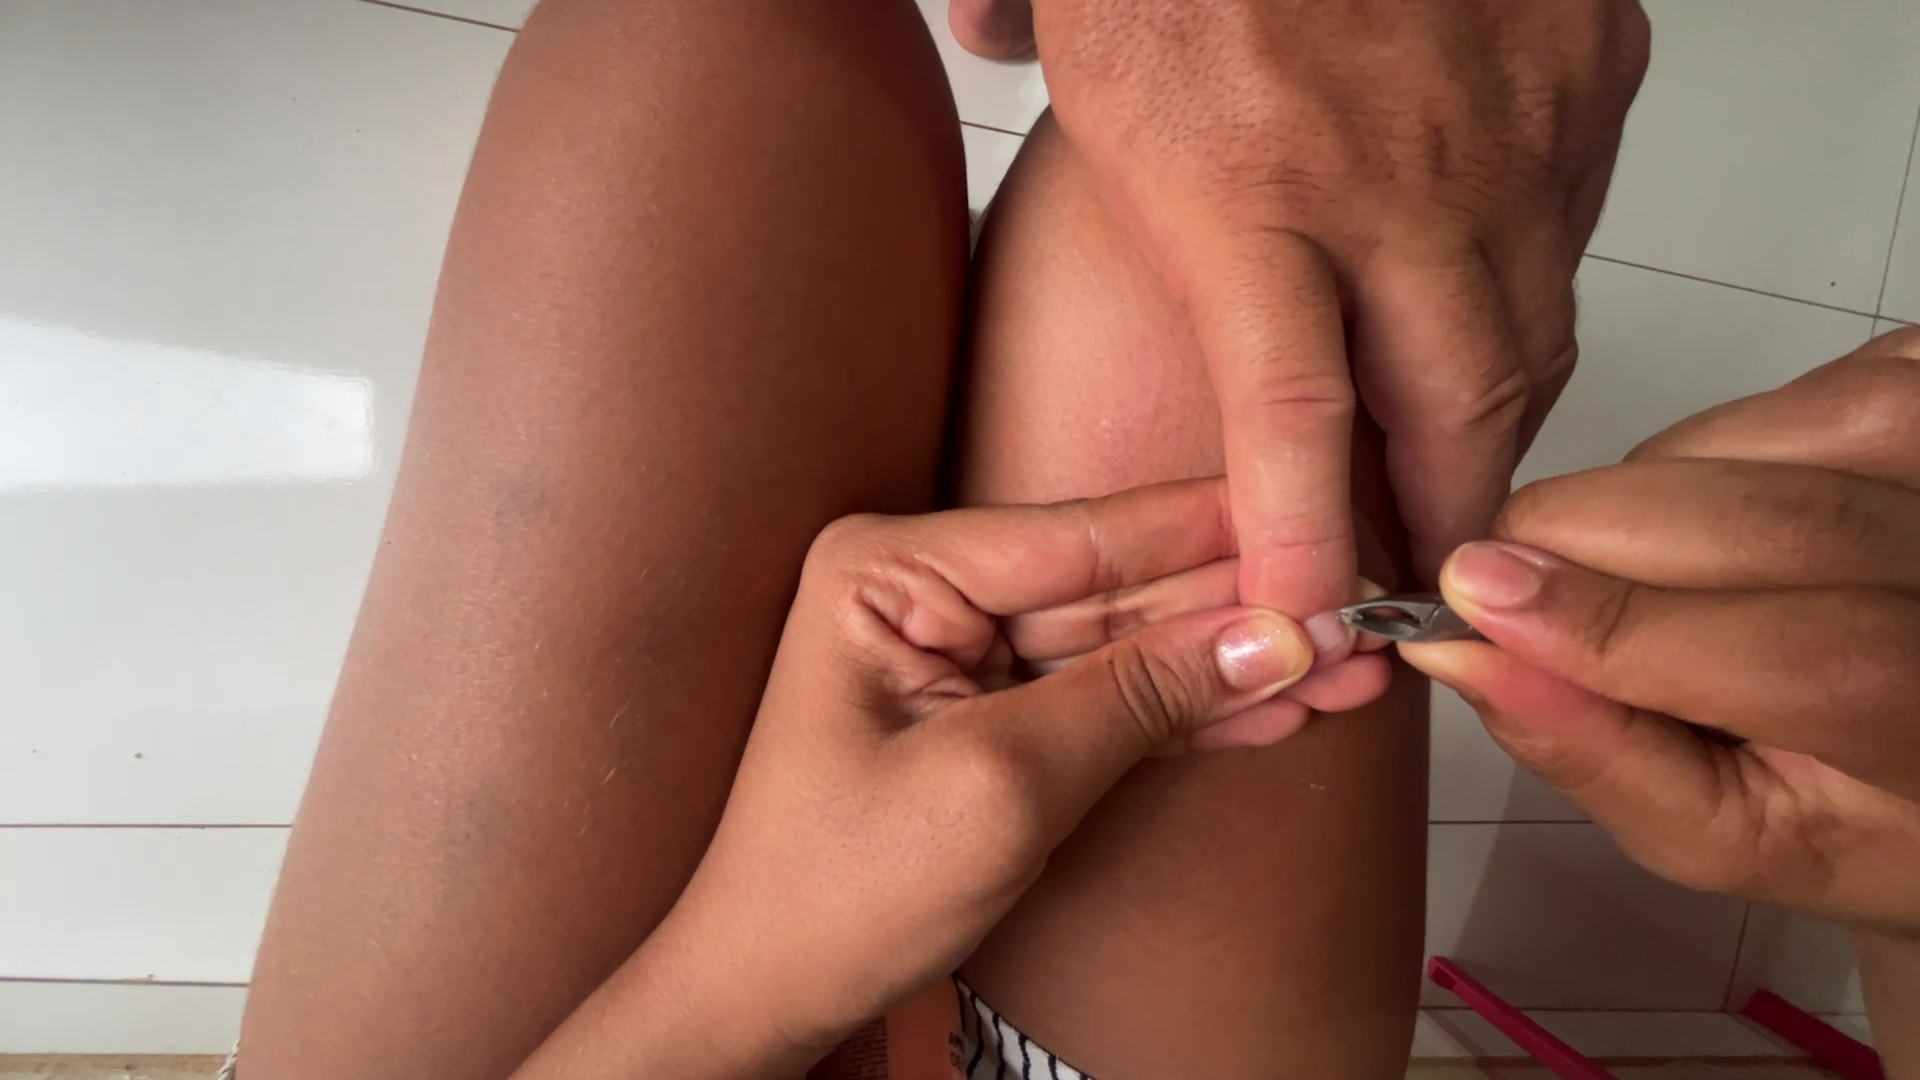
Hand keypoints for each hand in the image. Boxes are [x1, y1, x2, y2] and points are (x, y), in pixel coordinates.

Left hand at [530, 479, 1387, 1079]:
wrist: (777, 983)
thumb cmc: (841, 884)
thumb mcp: (1000, 781)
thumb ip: (1136, 697)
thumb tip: (1270, 635)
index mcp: (893, 568)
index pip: (1078, 535)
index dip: (1205, 537)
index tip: (1318, 532)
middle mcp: (929, 587)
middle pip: (1111, 586)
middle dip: (1234, 608)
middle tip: (1359, 608)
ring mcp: (966, 645)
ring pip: (1123, 643)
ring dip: (1230, 661)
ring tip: (1347, 663)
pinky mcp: (997, 704)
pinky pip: (1106, 695)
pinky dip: (1188, 709)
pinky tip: (1274, 704)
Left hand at [956, 0, 1648, 614]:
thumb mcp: (1087, 58)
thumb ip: (1049, 126)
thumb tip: (981, 65)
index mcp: (1251, 195)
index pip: (1290, 420)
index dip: (1304, 544)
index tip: (1305, 619)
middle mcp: (1394, 181)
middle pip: (1443, 413)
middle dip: (1429, 522)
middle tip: (1403, 590)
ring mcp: (1502, 129)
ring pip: (1521, 345)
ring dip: (1481, 440)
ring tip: (1438, 498)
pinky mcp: (1575, 74)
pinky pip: (1562, 251)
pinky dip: (1519, 329)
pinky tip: (1476, 359)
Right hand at [1399, 331, 1919, 936]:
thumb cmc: (1833, 811)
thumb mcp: (1706, 831)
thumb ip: (1580, 746)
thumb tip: (1449, 650)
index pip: (1810, 660)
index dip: (1617, 623)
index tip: (1466, 593)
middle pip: (1777, 525)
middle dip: (1578, 532)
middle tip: (1493, 570)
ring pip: (1765, 446)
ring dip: (1632, 492)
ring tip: (1622, 559)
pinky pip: (1811, 395)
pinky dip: (1699, 448)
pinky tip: (1698, 511)